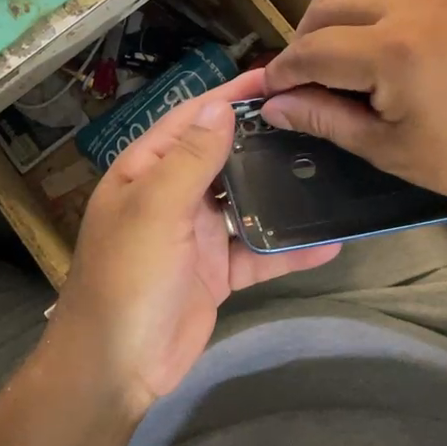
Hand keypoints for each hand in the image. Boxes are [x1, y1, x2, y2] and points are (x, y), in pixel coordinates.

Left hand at [48, 69, 340, 416]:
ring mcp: (196, 234)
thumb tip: (221, 108)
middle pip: (223, 156)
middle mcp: (172, 195)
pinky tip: (329, 241)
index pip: (190, 119)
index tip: (276, 76)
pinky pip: (258, 252)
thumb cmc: (126, 279)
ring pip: (246, 202)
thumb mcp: (155, 210)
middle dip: (262, 139)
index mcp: (146, 170)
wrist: (116, 368)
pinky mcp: (217, 272)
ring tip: (330, 169)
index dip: (229, 96)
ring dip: (280, 191)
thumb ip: (190, 160)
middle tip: (318, 119)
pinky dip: (289, 248)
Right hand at [261, 0, 446, 221]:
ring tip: (345, 66)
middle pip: (327, 6)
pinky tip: (387, 50)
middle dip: (305, 40)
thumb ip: (323, 118)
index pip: (311, 50)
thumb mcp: (389, 148)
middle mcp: (413, 3)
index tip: (267, 93)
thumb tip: (272, 106)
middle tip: (305, 81)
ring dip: (338, 23)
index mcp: (393, 48)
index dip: (282, 73)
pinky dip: (376, 13)